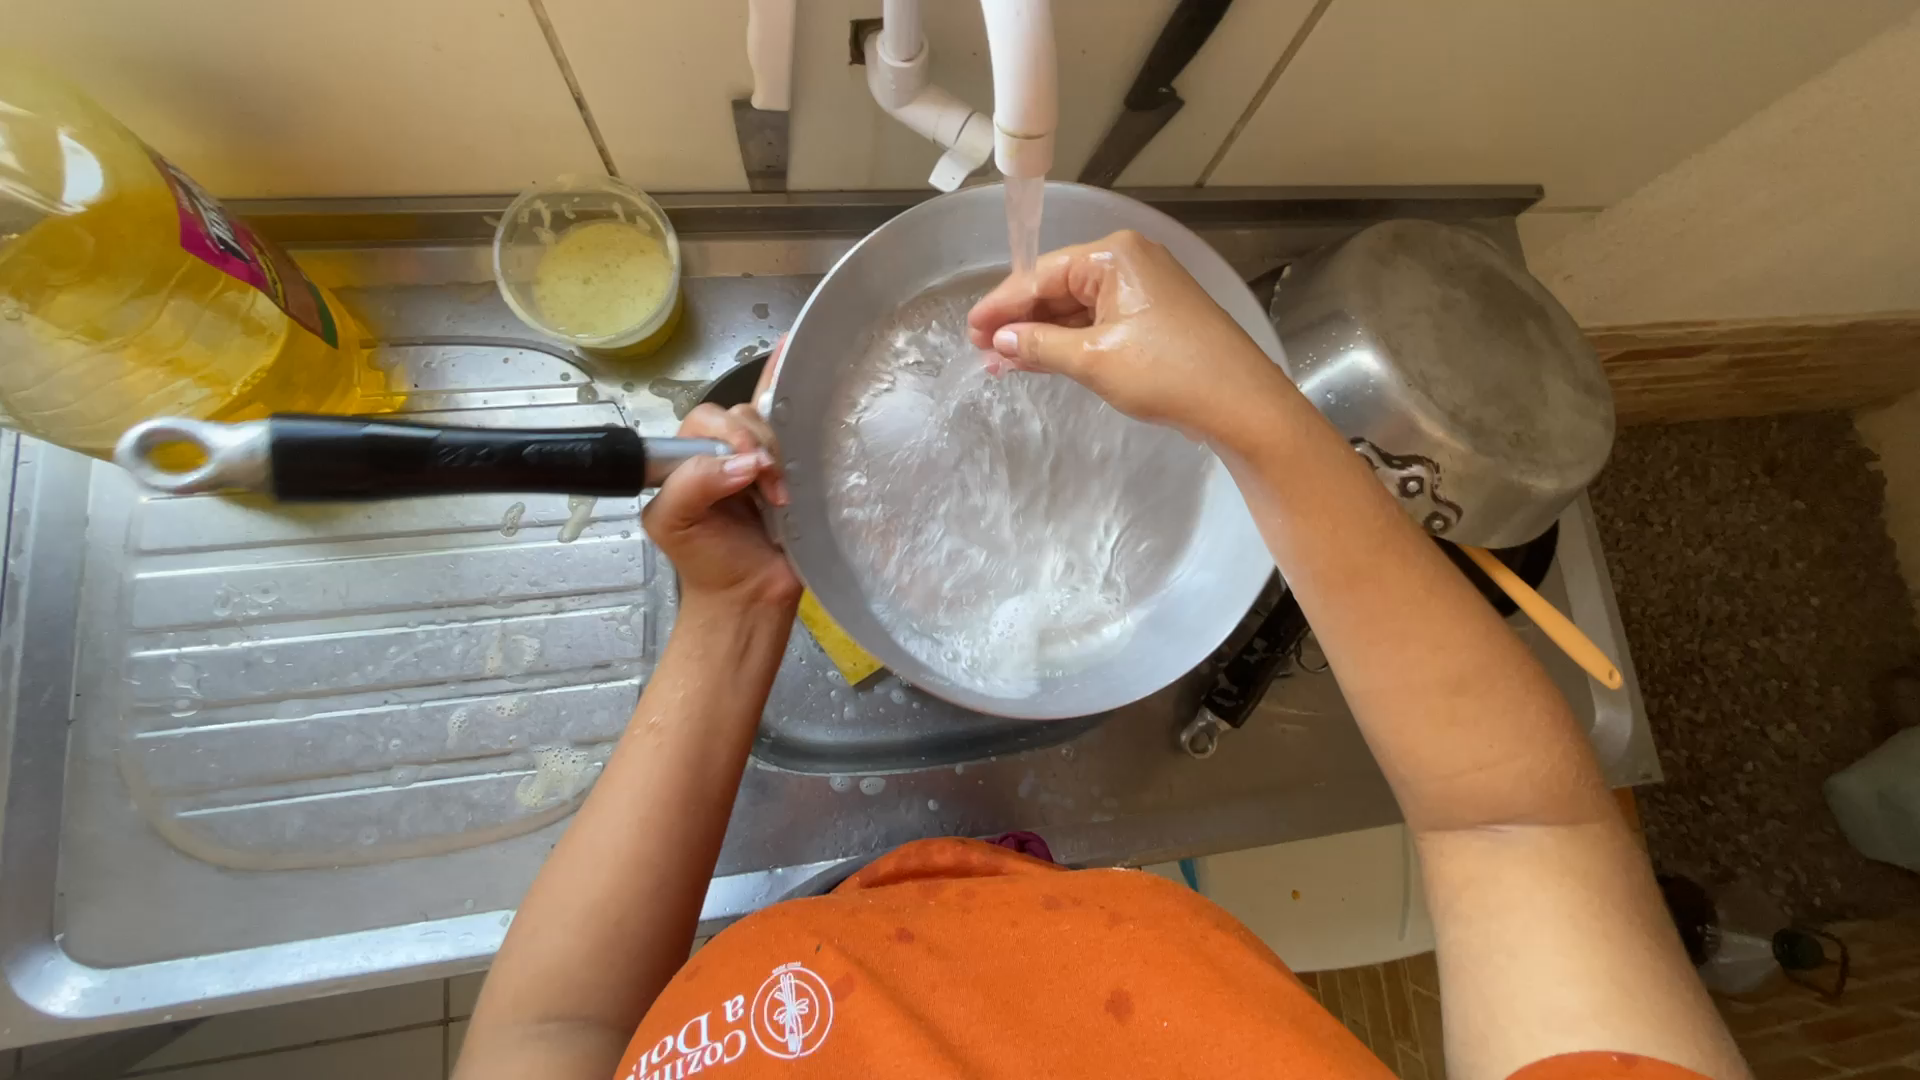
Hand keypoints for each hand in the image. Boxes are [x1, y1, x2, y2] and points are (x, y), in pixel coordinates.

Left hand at [641, 403, 799, 615]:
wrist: (750, 596)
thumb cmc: (706, 562)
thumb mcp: (673, 523)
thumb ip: (691, 484)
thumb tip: (748, 463)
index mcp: (685, 460)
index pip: (706, 419)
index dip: (728, 432)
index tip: (748, 464)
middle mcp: (721, 454)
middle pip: (742, 417)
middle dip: (758, 444)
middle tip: (767, 484)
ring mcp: (757, 464)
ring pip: (771, 427)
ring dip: (778, 458)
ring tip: (780, 497)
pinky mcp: (788, 476)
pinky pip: (795, 447)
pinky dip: (798, 455)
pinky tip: (793, 480)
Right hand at [967, 229, 1288, 436]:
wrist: (1239, 404)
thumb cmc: (1167, 372)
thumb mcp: (1094, 359)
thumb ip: (1040, 346)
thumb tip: (998, 342)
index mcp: (1114, 257)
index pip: (1041, 275)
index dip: (1002, 305)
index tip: (969, 330)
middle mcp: (1127, 265)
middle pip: (1056, 289)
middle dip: (1018, 323)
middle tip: (980, 351)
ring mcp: (1140, 293)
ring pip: (1074, 312)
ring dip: (1039, 338)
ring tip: (1000, 363)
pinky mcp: (1149, 321)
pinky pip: (1094, 327)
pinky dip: (1066, 346)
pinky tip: (1037, 363)